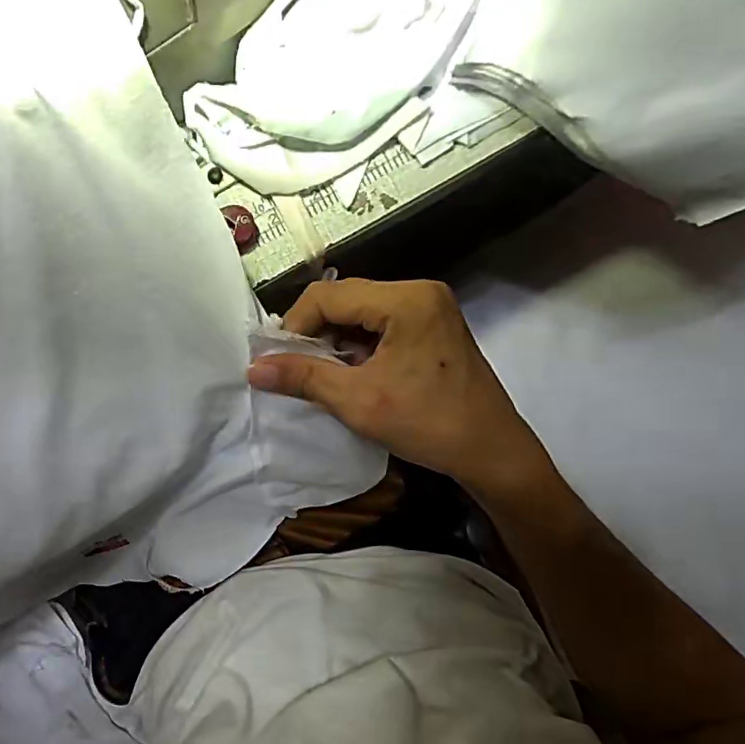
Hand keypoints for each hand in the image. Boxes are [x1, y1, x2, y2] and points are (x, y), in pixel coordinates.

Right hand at [248, 278, 549, 499]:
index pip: (329, 295)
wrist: (490, 451)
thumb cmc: (427, 424)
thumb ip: (303, 378)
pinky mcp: (434, 327)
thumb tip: (254, 368)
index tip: (277, 360)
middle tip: (295, 369)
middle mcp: (420, 292)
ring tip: (321, 376)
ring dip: (336, 342)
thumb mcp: (357, 401)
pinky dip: (359, 347)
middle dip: (315, 333)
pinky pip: (382, 325)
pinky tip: (351, 375)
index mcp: (406, 299)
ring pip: (362, 313)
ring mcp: (430, 308)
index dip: (295, 325)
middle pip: (346, 299)